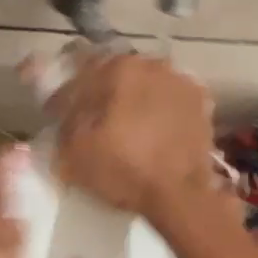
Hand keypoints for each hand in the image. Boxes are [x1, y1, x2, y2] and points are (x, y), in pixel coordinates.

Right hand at [50, 52, 214, 219]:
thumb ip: (63, 122)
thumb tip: (63, 109)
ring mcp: (181, 81)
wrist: (180, 195)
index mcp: (118, 67)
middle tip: (91, 119)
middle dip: (101, 93)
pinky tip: (151, 132)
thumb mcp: (74, 152)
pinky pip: (169, 101)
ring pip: (145, 85)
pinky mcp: (201, 104)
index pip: (79, 70)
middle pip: (116, 74)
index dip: (65, 92)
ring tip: (124, 128)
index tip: (56, 111)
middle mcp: (152, 63)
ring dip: (132, 100)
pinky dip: (158, 111)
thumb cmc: (123, 169)